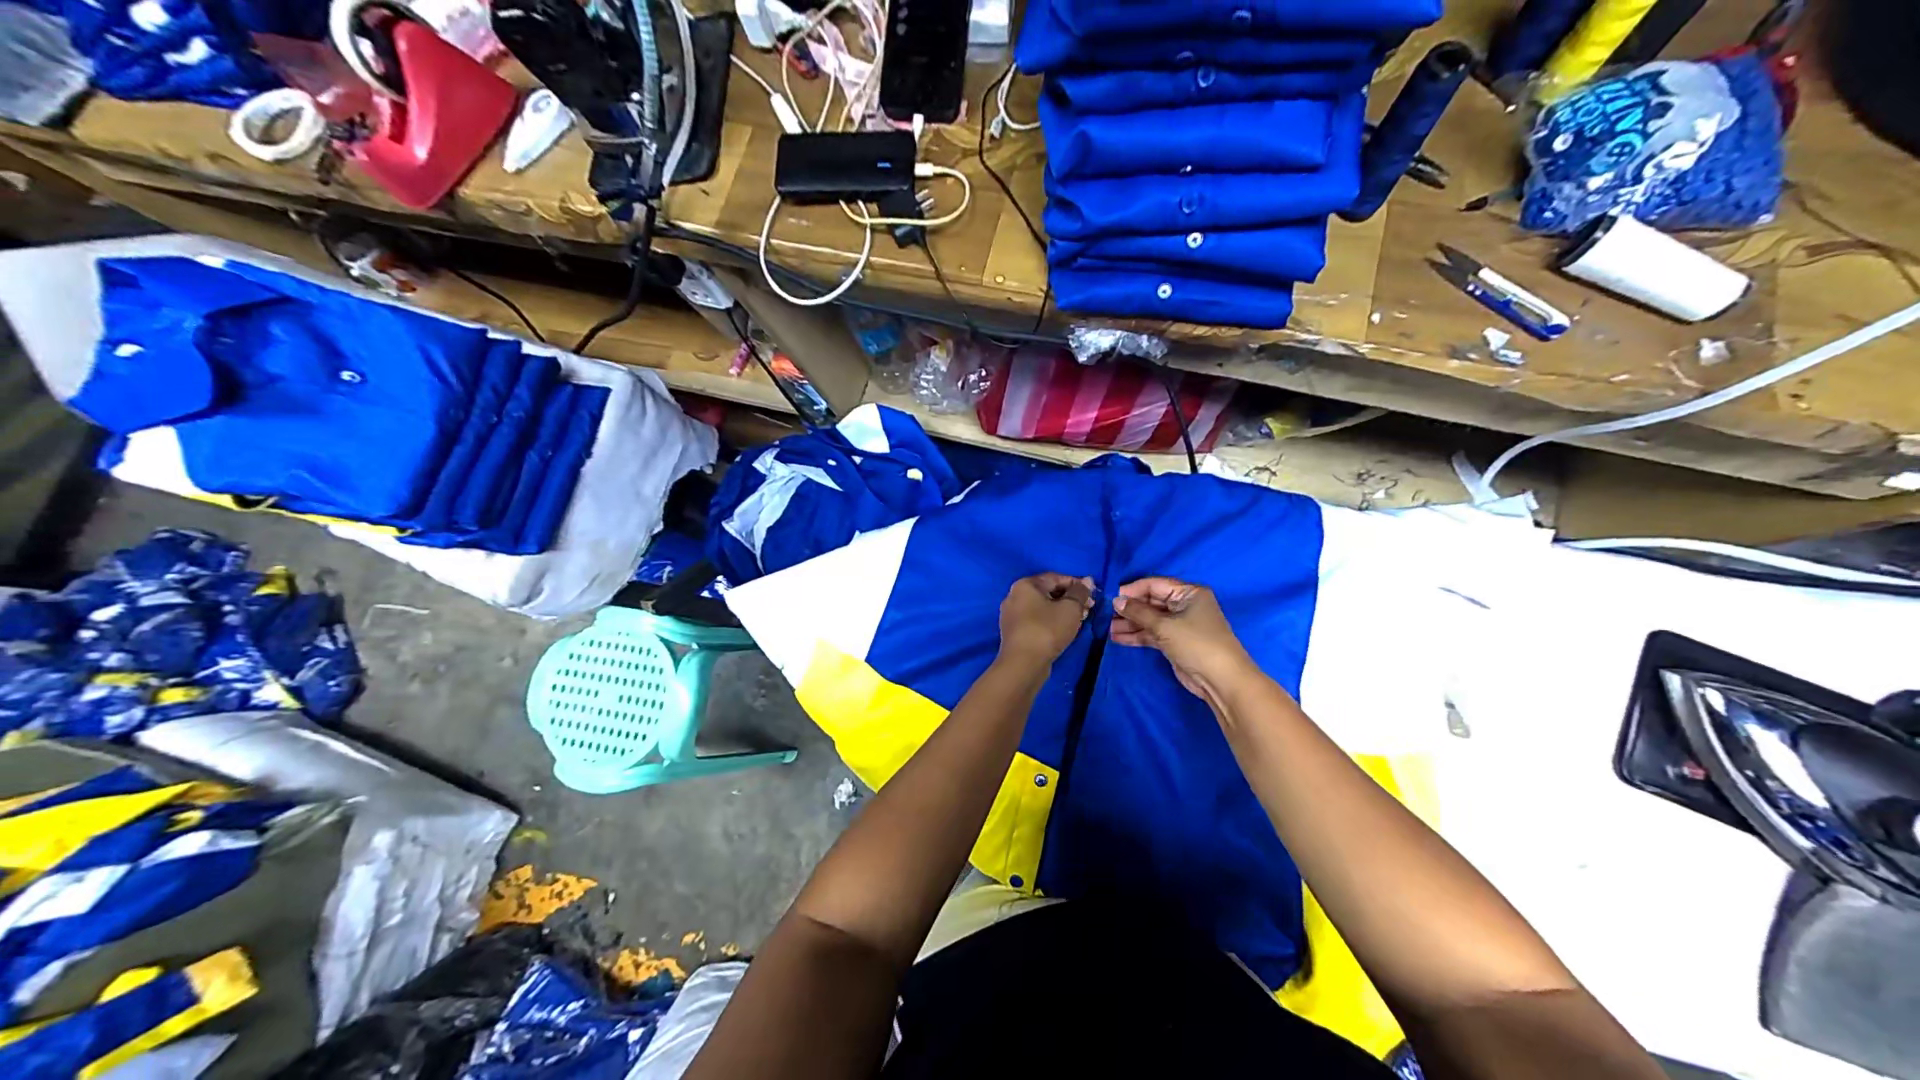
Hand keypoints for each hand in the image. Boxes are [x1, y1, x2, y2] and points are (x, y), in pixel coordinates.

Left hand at [997, 573, 1093, 669]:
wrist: (1024, 663)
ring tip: (1080, 620)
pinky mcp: (1014, 632)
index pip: (1055, 577)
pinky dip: (1051, 621)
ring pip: (1042, 607)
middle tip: (1088, 609)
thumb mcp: (1070, 608)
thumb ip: (1080, 592)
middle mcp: (1014, 596)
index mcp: (1025, 585)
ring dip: (1062, 611)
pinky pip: (1036, 620)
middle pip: (1048, 592)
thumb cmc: (1047, 630)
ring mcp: (1012, 615)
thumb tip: (1087, 581)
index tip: (1093, 595)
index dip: (1077, 584)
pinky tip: (1064, 630)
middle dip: (1070, 599)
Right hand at [1110, 578, 1258, 707]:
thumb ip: (1138, 612)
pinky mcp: (1174, 642)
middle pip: (1151, 602)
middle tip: (1106, 614)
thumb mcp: (1165, 625)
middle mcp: (1184, 605)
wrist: (1220, 679)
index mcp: (1189, 593)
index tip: (1112, 598)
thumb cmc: (1196, 643)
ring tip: (1107, 629)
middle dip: (1129, 609)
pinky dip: (1137, 636)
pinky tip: (1118, 638)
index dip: (1133, 590)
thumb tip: (1117, 601)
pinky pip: (1151, 634)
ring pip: (1149, 620)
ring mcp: (1179, 624)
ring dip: (1130, 624)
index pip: (1155, 585)